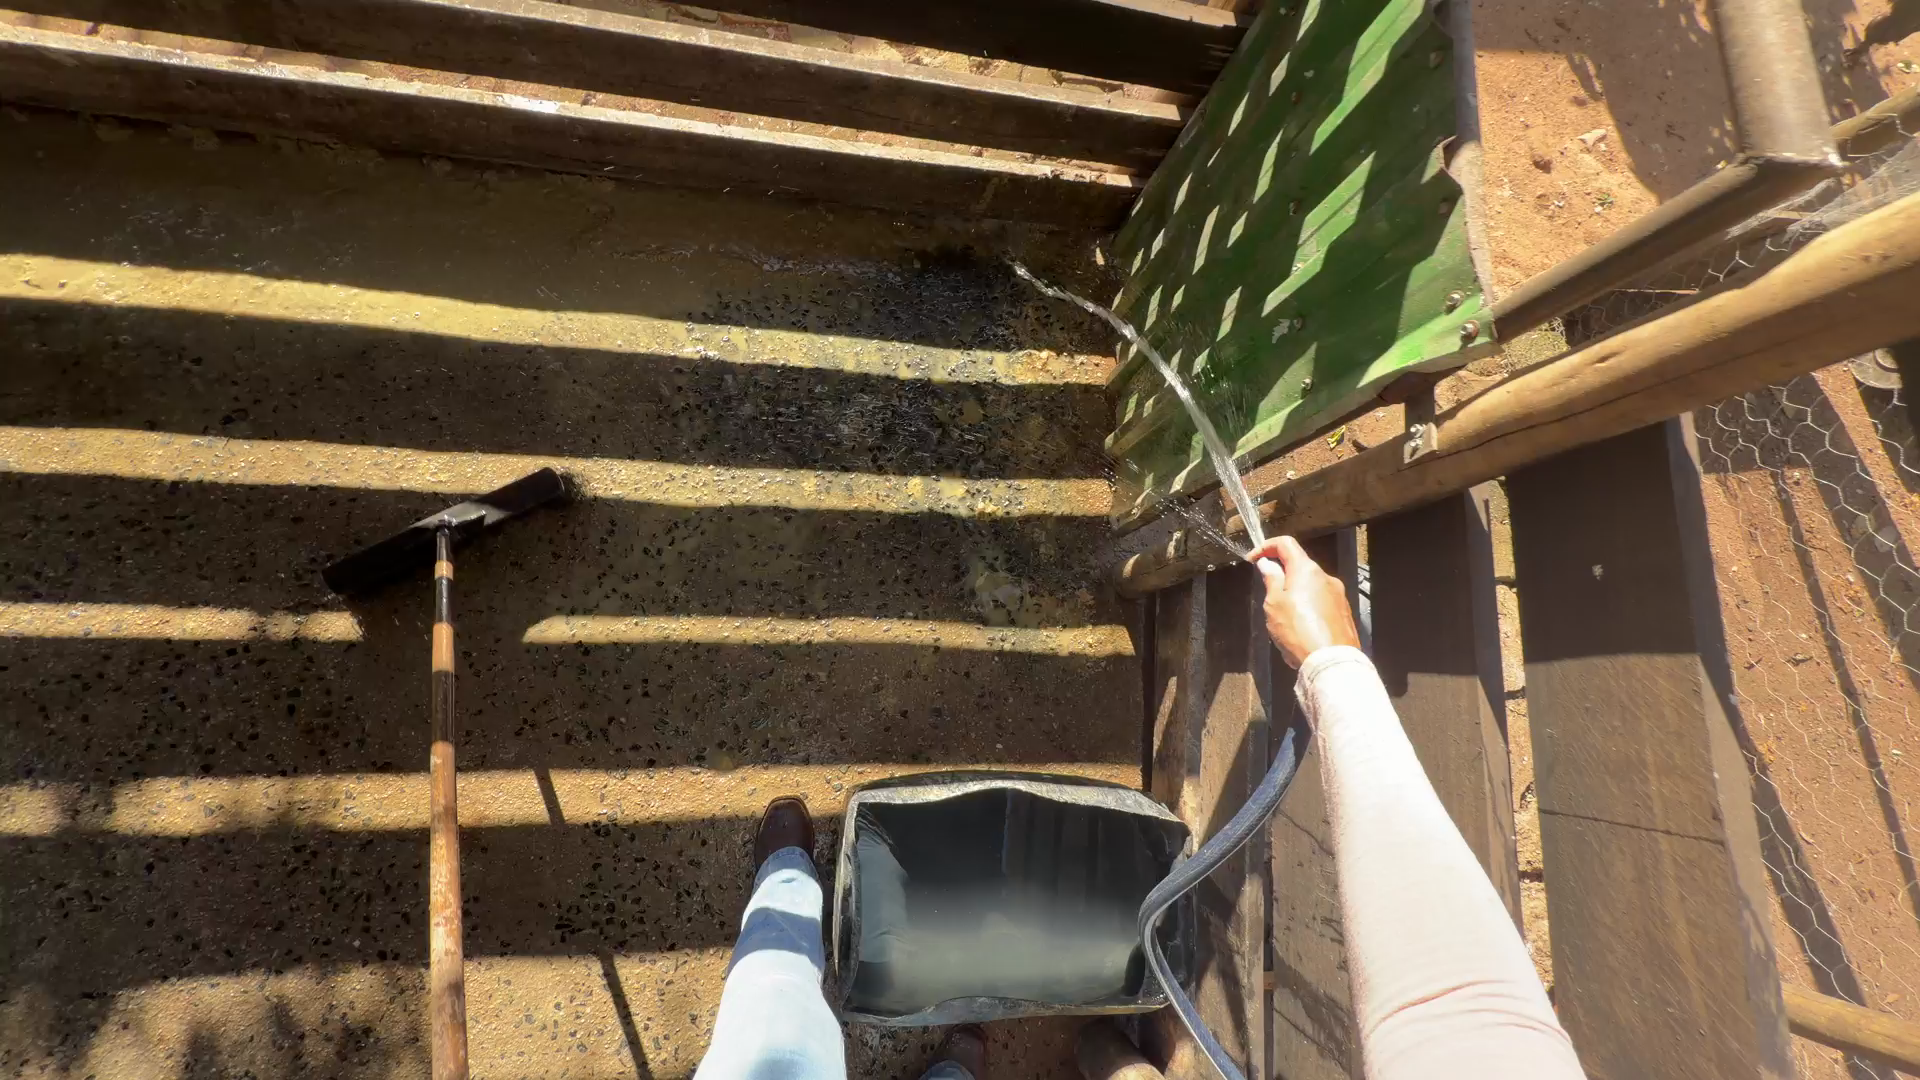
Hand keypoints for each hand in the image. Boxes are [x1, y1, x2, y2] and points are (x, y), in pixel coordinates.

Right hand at [1250, 536, 1359, 667]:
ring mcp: (1338, 595)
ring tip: (1283, 616)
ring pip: (1311, 585)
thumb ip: (1271, 580)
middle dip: (1281, 573)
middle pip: (1300, 565)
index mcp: (1306, 570)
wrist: (1331, 662)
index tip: (1253, 560)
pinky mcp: (1344, 612)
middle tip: (1266, 593)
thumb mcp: (1274, 604)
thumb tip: (1268, 563)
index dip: (1266, 547)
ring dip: (1295, 591)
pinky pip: (1321, 601)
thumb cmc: (1297, 630)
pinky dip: (1307, 605)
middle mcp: (1326, 577)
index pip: (1286, 544)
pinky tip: (1300, 626)